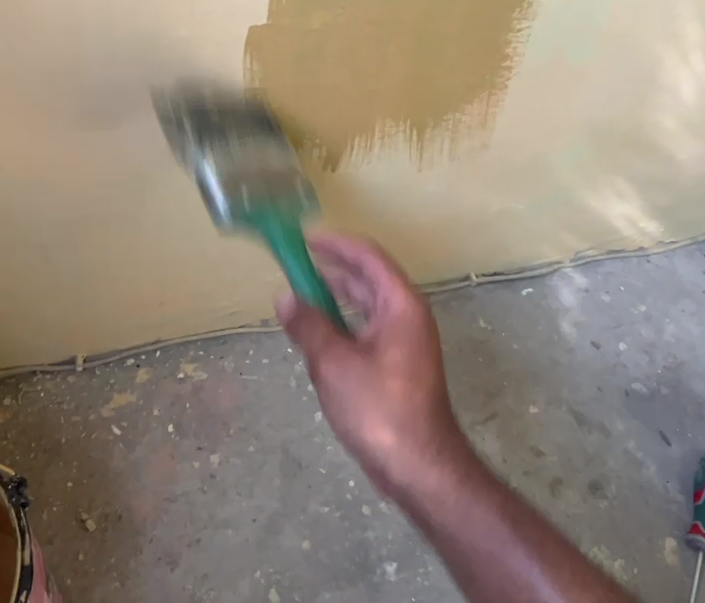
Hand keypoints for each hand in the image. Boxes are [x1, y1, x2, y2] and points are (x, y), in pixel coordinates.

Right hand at [275, 232, 469, 490]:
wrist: (419, 467)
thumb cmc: (379, 408)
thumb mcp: (334, 363)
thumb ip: (308, 325)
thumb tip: (285, 296)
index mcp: (400, 305)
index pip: (368, 257)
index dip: (337, 244)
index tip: (306, 237)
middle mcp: (408, 316)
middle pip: (370, 278)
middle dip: (335, 267)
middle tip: (298, 261)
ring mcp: (407, 341)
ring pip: (369, 304)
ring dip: (338, 294)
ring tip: (303, 291)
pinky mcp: (400, 365)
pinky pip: (369, 327)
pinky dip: (344, 320)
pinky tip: (321, 331)